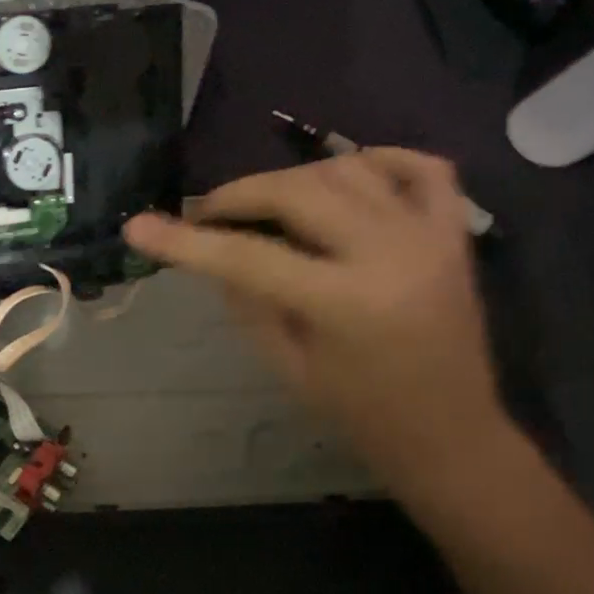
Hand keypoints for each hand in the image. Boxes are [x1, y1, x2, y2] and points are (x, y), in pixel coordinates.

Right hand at [123, 150, 504, 472]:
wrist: (453, 434)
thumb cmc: (362, 414)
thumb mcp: (288, 367)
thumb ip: (248, 303)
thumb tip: (215, 253)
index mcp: (345, 303)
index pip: (247, 257)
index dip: (184, 240)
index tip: (138, 226)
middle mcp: (389, 254)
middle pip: (297, 192)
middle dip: (239, 195)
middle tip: (208, 213)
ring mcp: (429, 236)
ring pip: (347, 168)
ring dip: (295, 177)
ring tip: (269, 203)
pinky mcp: (454, 232)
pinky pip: (422, 167)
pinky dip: (378, 159)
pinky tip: (345, 174)